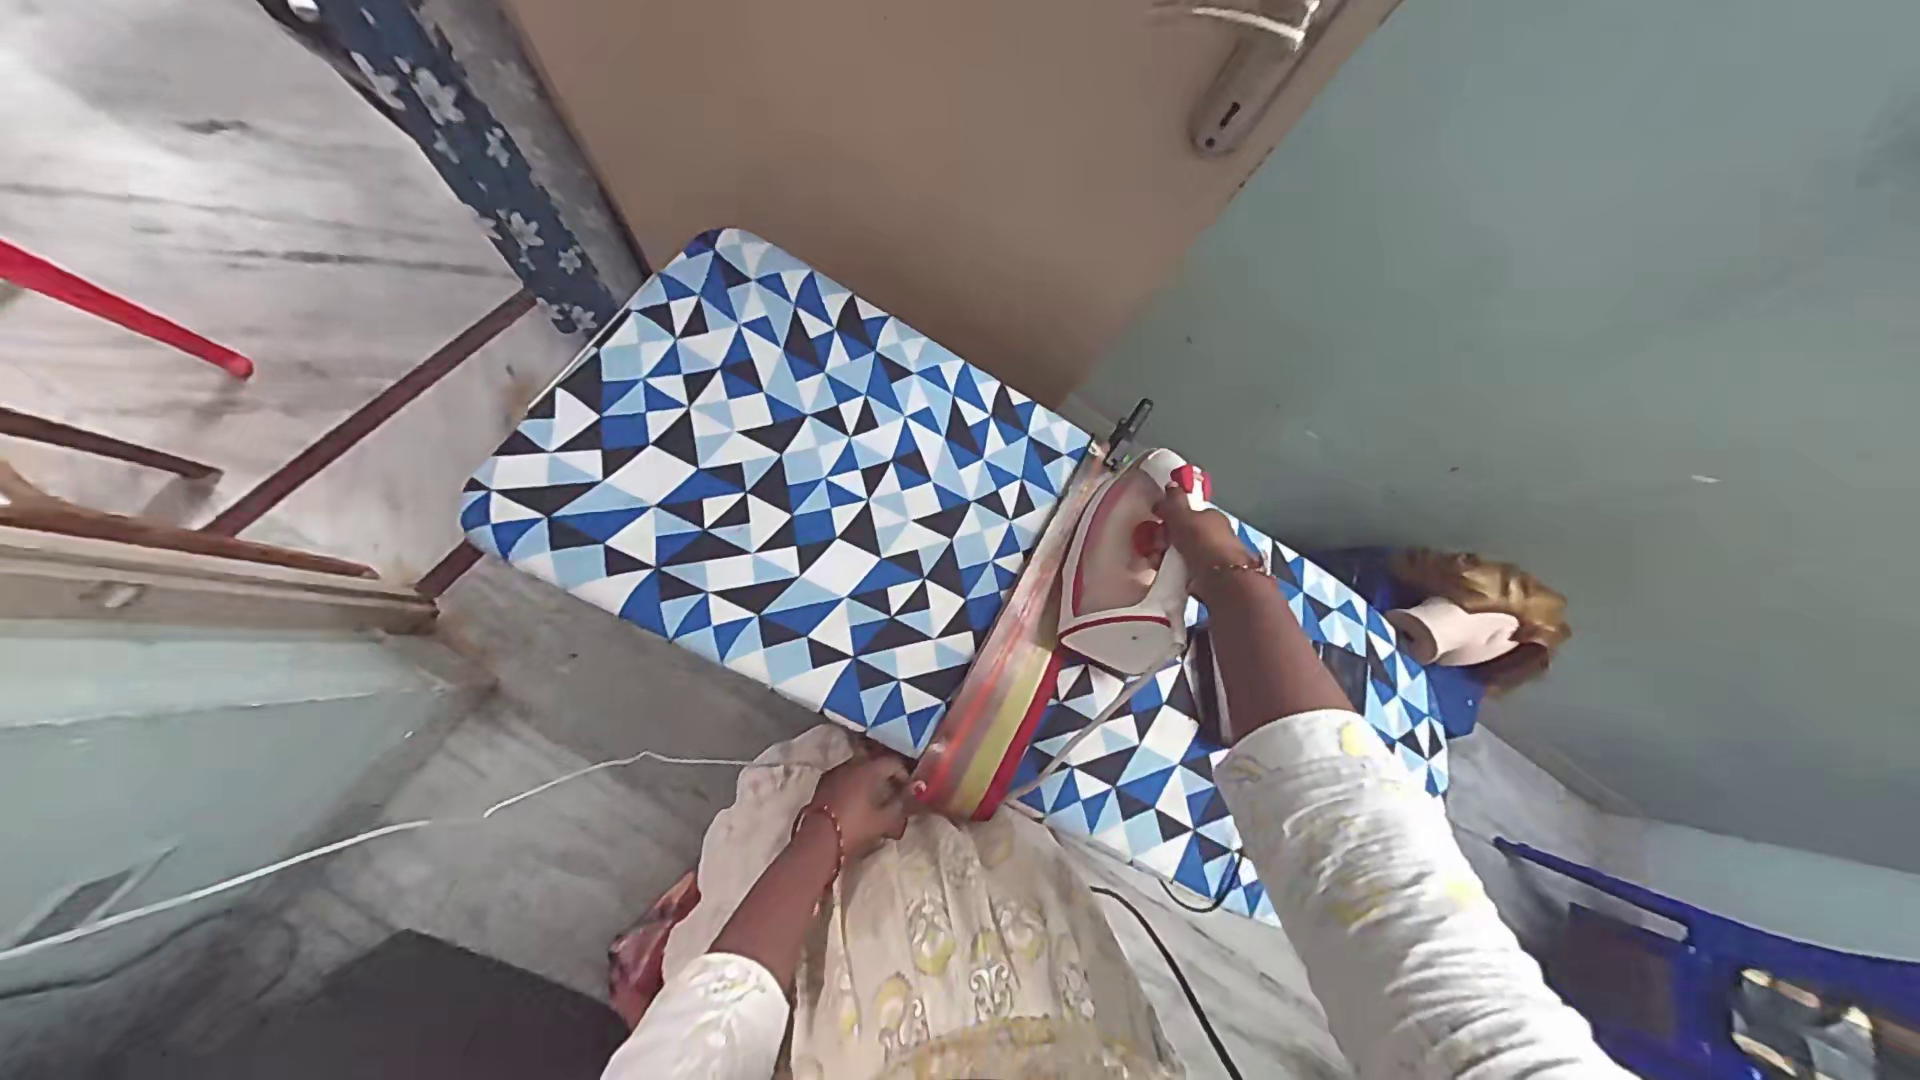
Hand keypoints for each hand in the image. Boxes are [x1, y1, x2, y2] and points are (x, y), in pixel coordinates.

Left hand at [807, 740, 913, 859]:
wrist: (817, 842)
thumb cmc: (855, 828)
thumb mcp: (885, 819)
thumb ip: (903, 801)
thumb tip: (918, 788)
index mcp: (869, 768)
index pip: (893, 762)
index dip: (904, 774)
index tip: (908, 790)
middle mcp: (851, 764)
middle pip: (874, 763)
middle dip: (885, 775)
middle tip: (893, 791)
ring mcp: (835, 772)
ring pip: (858, 769)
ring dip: (868, 779)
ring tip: (875, 798)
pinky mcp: (822, 784)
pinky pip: (844, 778)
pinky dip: (853, 785)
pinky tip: (856, 801)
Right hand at [1150, 483, 1256, 586]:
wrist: (1220, 579)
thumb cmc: (1202, 542)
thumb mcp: (1183, 517)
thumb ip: (1174, 502)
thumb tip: (1171, 484)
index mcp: (1212, 517)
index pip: (1189, 513)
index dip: (1171, 516)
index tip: (1157, 521)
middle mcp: (1215, 535)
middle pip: (1182, 533)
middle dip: (1164, 538)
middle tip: (1156, 544)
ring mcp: (1211, 557)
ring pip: (1180, 551)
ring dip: (1163, 554)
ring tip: (1155, 560)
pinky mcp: (1206, 576)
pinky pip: (1182, 568)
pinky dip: (1170, 569)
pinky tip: (1162, 571)